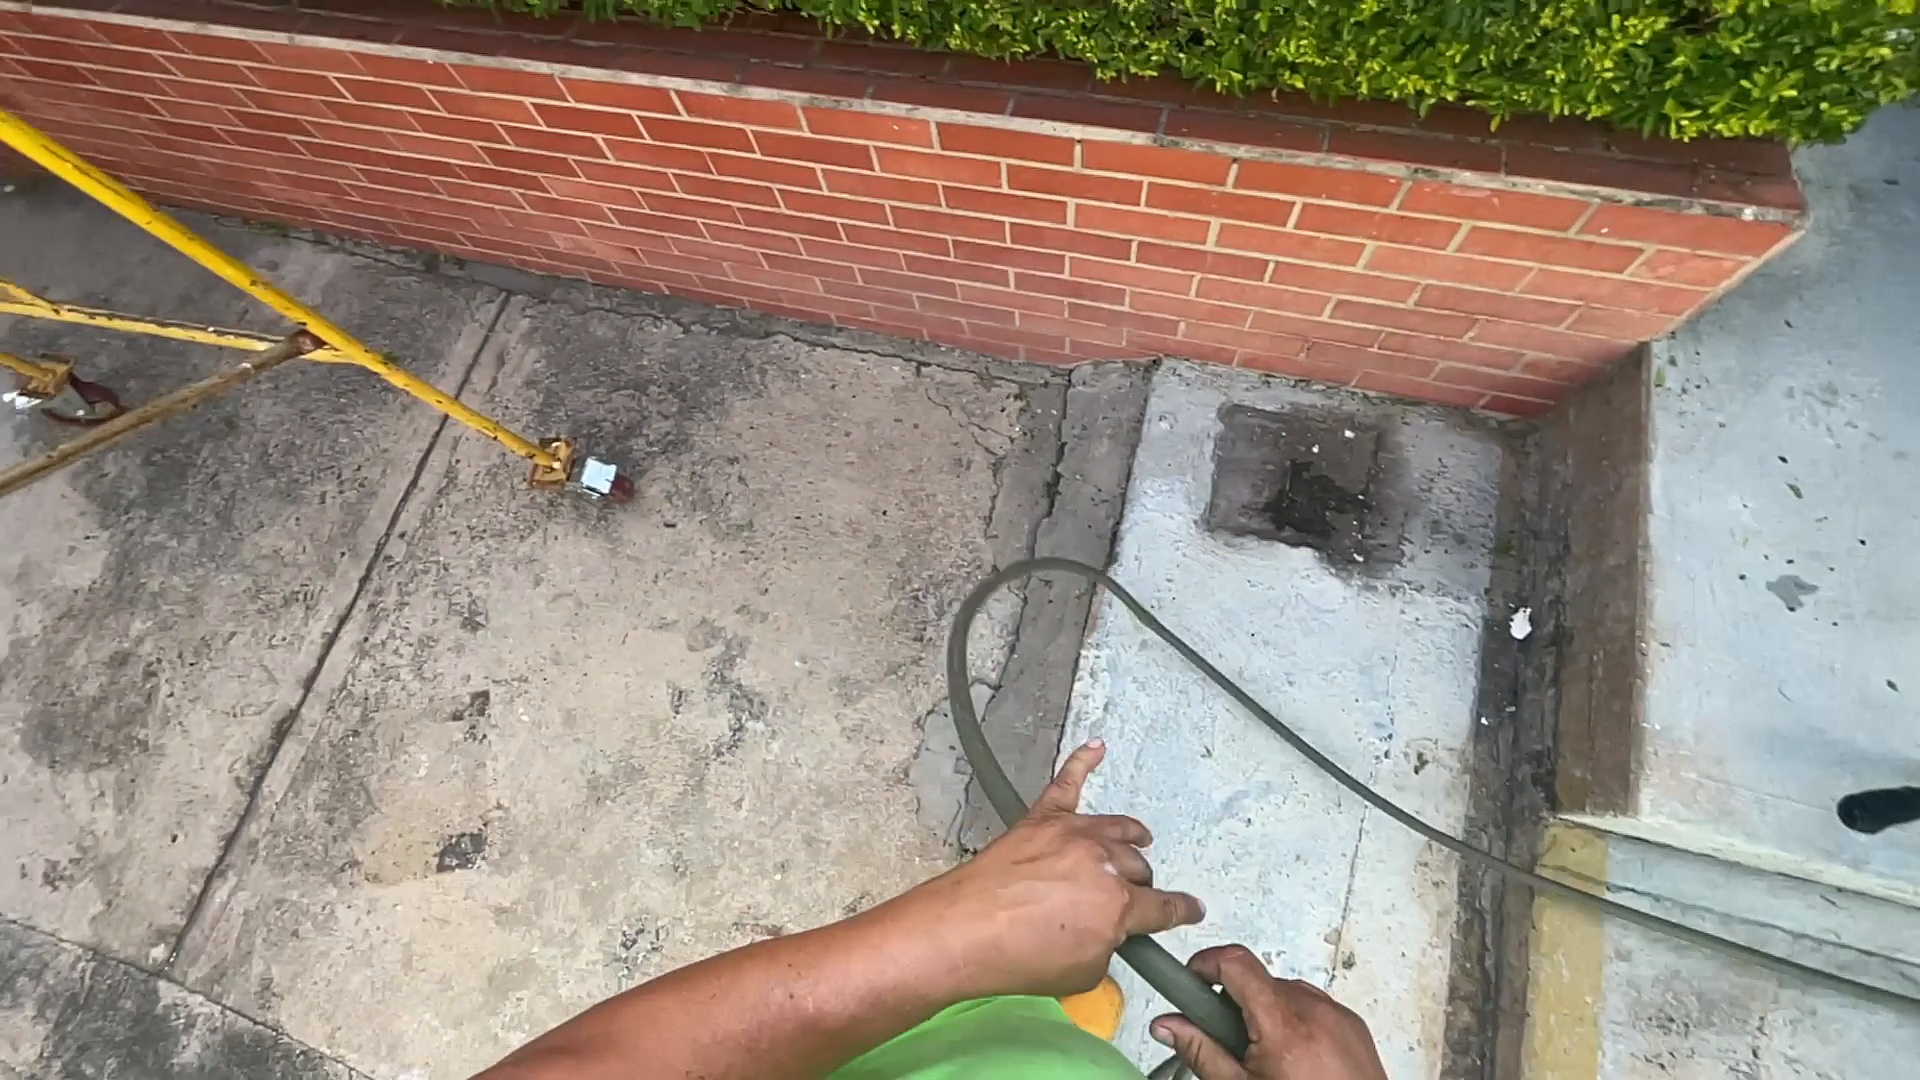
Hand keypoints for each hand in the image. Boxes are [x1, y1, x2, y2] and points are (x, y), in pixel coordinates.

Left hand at [891, 740, 1205, 999]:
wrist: (967, 929)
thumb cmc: (1019, 956)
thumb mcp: (1083, 974)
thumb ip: (1107, 947)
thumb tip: (1105, 931)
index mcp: (1118, 905)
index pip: (1162, 908)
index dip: (1180, 911)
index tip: (1190, 908)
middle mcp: (1101, 862)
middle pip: (1136, 867)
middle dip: (1139, 883)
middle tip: (1134, 894)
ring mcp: (1071, 833)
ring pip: (1115, 828)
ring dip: (1130, 837)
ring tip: (1138, 838)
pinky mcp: (1042, 817)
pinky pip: (1068, 781)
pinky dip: (1083, 761)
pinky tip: (1096, 746)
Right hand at [1149, 946, 1387, 1079]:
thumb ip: (1201, 1052)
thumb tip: (1167, 1025)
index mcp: (1283, 1022)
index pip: (1234, 961)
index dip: (1206, 963)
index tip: (1192, 981)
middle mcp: (1313, 1009)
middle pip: (1257, 980)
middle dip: (1235, 1002)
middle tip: (1229, 1042)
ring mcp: (1338, 1015)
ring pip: (1283, 993)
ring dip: (1266, 1014)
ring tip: (1268, 1060)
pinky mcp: (1354, 1026)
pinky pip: (1312, 1007)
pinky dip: (1296, 1023)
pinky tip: (1296, 1062)